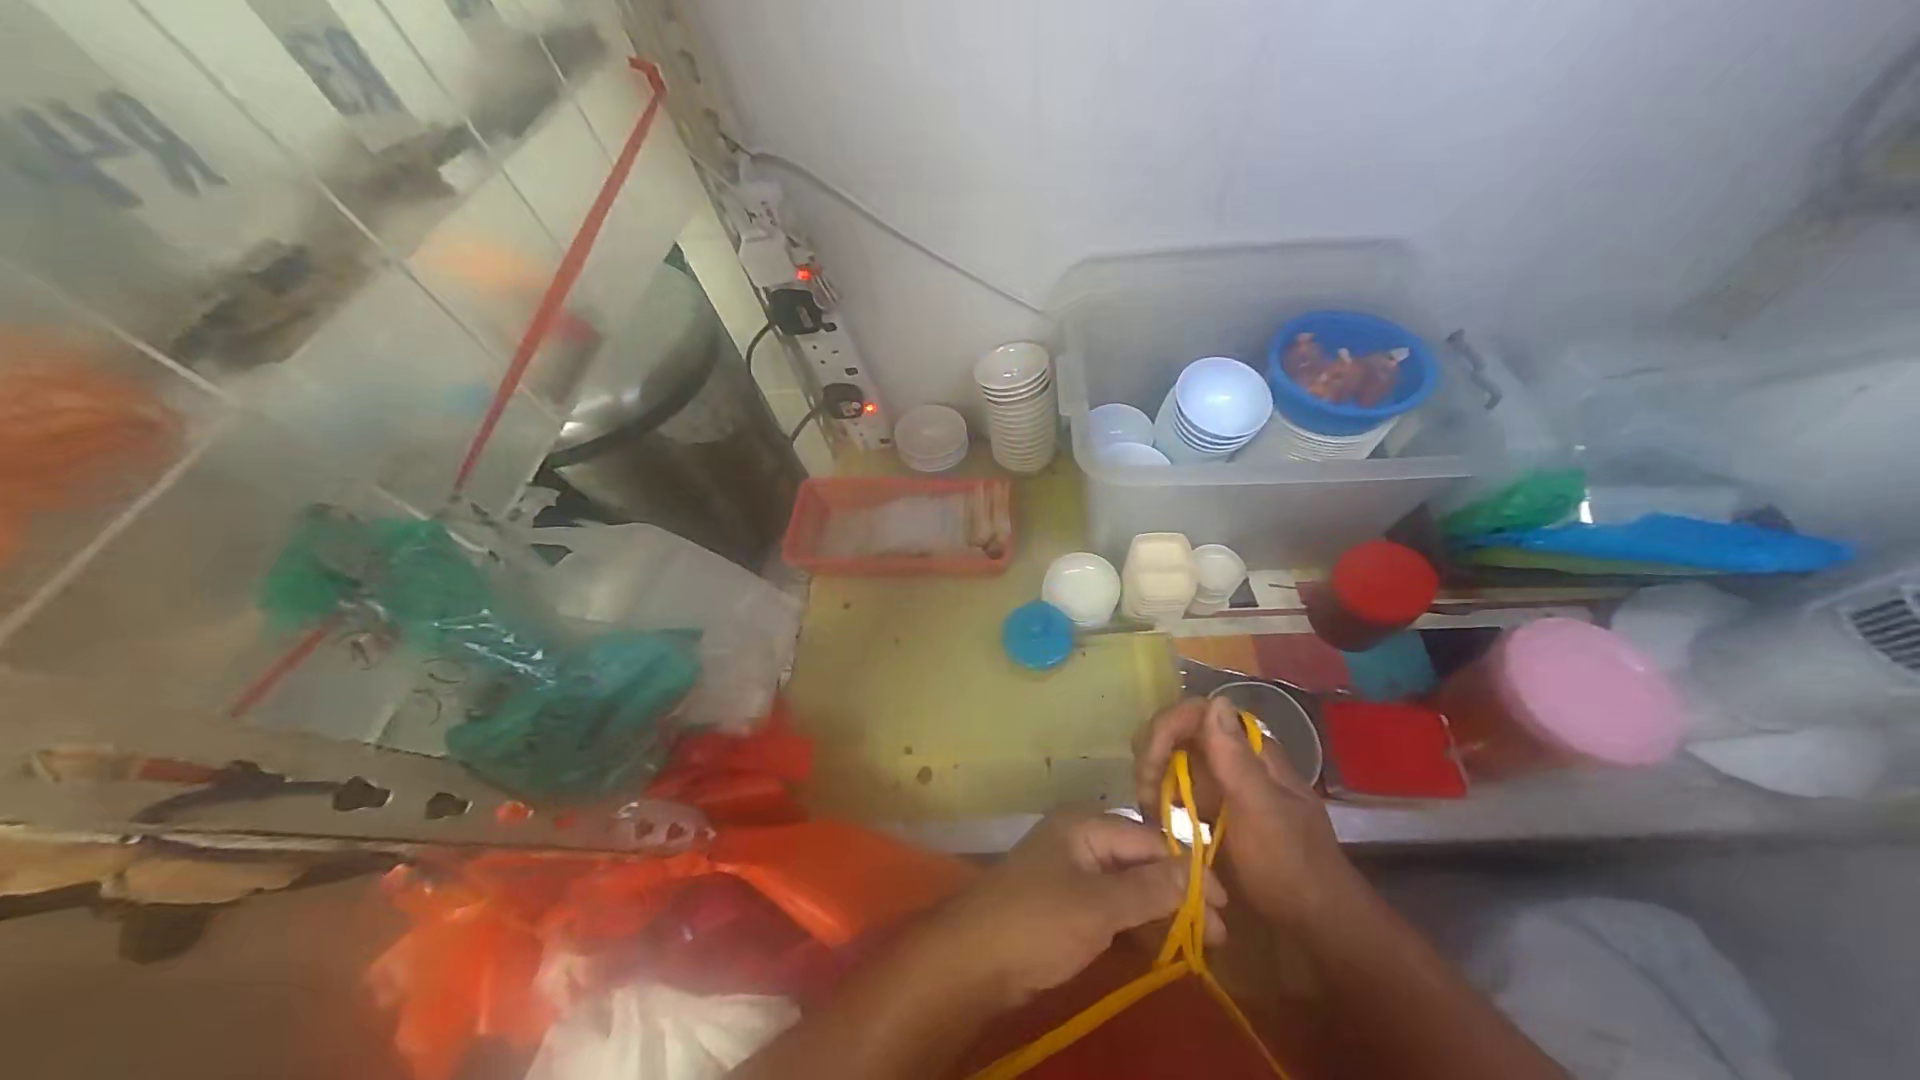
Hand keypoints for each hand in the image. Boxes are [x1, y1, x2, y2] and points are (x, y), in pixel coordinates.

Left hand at [923, 806, 1224, 1005]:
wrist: (971, 961)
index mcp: (1085, 825)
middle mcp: (1079, 839)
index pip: (1150, 839)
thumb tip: (1194, 871)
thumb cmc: (1037, 923)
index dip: (1189, 869)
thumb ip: (1148, 889)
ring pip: (1127, 885)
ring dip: (1161, 910)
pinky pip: (1110, 905)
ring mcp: (1070, 871)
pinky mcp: (1064, 903)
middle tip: (1220, 933)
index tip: (1227, 904)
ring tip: (1200, 942)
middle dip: (1179, 893)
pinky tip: (1161, 943)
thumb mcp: (1098, 906)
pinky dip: (1136, 922)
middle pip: (1140, 860)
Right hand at [1133, 697, 1361, 926]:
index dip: (1166, 729)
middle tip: (1147, 797)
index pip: (1196, 712)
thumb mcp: (1261, 810)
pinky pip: (1177, 788)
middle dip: (1154, 756)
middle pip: (1178, 732)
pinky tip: (1158, 820)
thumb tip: (1214, 699)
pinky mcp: (1214, 809)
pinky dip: (1161, 798)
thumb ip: (1235, 758)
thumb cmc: (1290, 865)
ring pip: (1173, 759)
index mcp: (1251, 748)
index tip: (1150, 767)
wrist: (1316, 923)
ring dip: (1153, 778)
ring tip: (1151, 813)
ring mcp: (1224, 783)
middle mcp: (1234, 757)